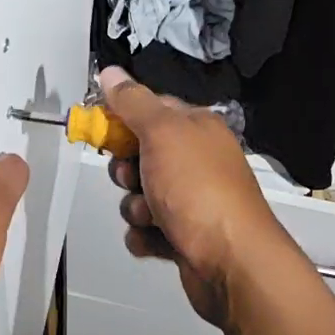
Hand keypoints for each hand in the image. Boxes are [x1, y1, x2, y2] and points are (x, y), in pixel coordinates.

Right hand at [98, 67, 295, 326]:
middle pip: (141, 153)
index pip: (152, 108)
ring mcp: (193, 200)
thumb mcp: (162, 132)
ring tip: (149, 217)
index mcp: (197, 127)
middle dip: (126, 169)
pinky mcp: (186, 237)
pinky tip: (153, 240)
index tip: (101, 130)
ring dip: (135, 206)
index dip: (123, 117)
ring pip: (141, 194)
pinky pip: (149, 230)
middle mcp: (197, 159)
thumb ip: (133, 101)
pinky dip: (145, 236)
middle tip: (132, 177)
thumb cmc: (197, 187)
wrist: (233, 263)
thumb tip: (110, 71)